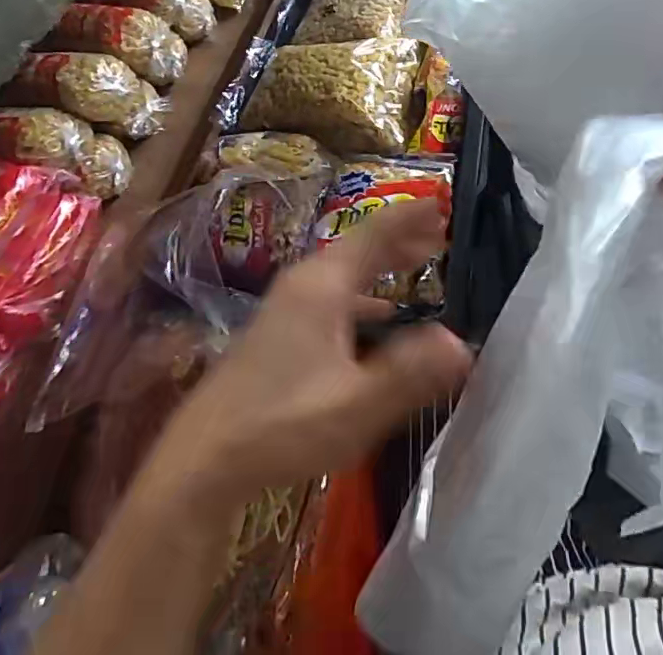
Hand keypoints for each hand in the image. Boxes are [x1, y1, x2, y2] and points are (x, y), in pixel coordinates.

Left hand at [148, 198, 473, 504]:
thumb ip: (411, 373)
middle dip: (402, 237)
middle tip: (443, 229)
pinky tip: (380, 315)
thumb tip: (461, 344)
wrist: (201, 461)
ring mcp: (289, 308)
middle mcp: (305, 285)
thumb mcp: (357, 405)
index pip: (374, 233)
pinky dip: (365, 294)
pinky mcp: (280, 333)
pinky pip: (335, 296)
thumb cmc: (282, 425)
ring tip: (420, 260)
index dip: (411, 216)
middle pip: (360, 247)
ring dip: (384, 263)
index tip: (443, 201)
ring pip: (347, 272)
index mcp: (322, 285)